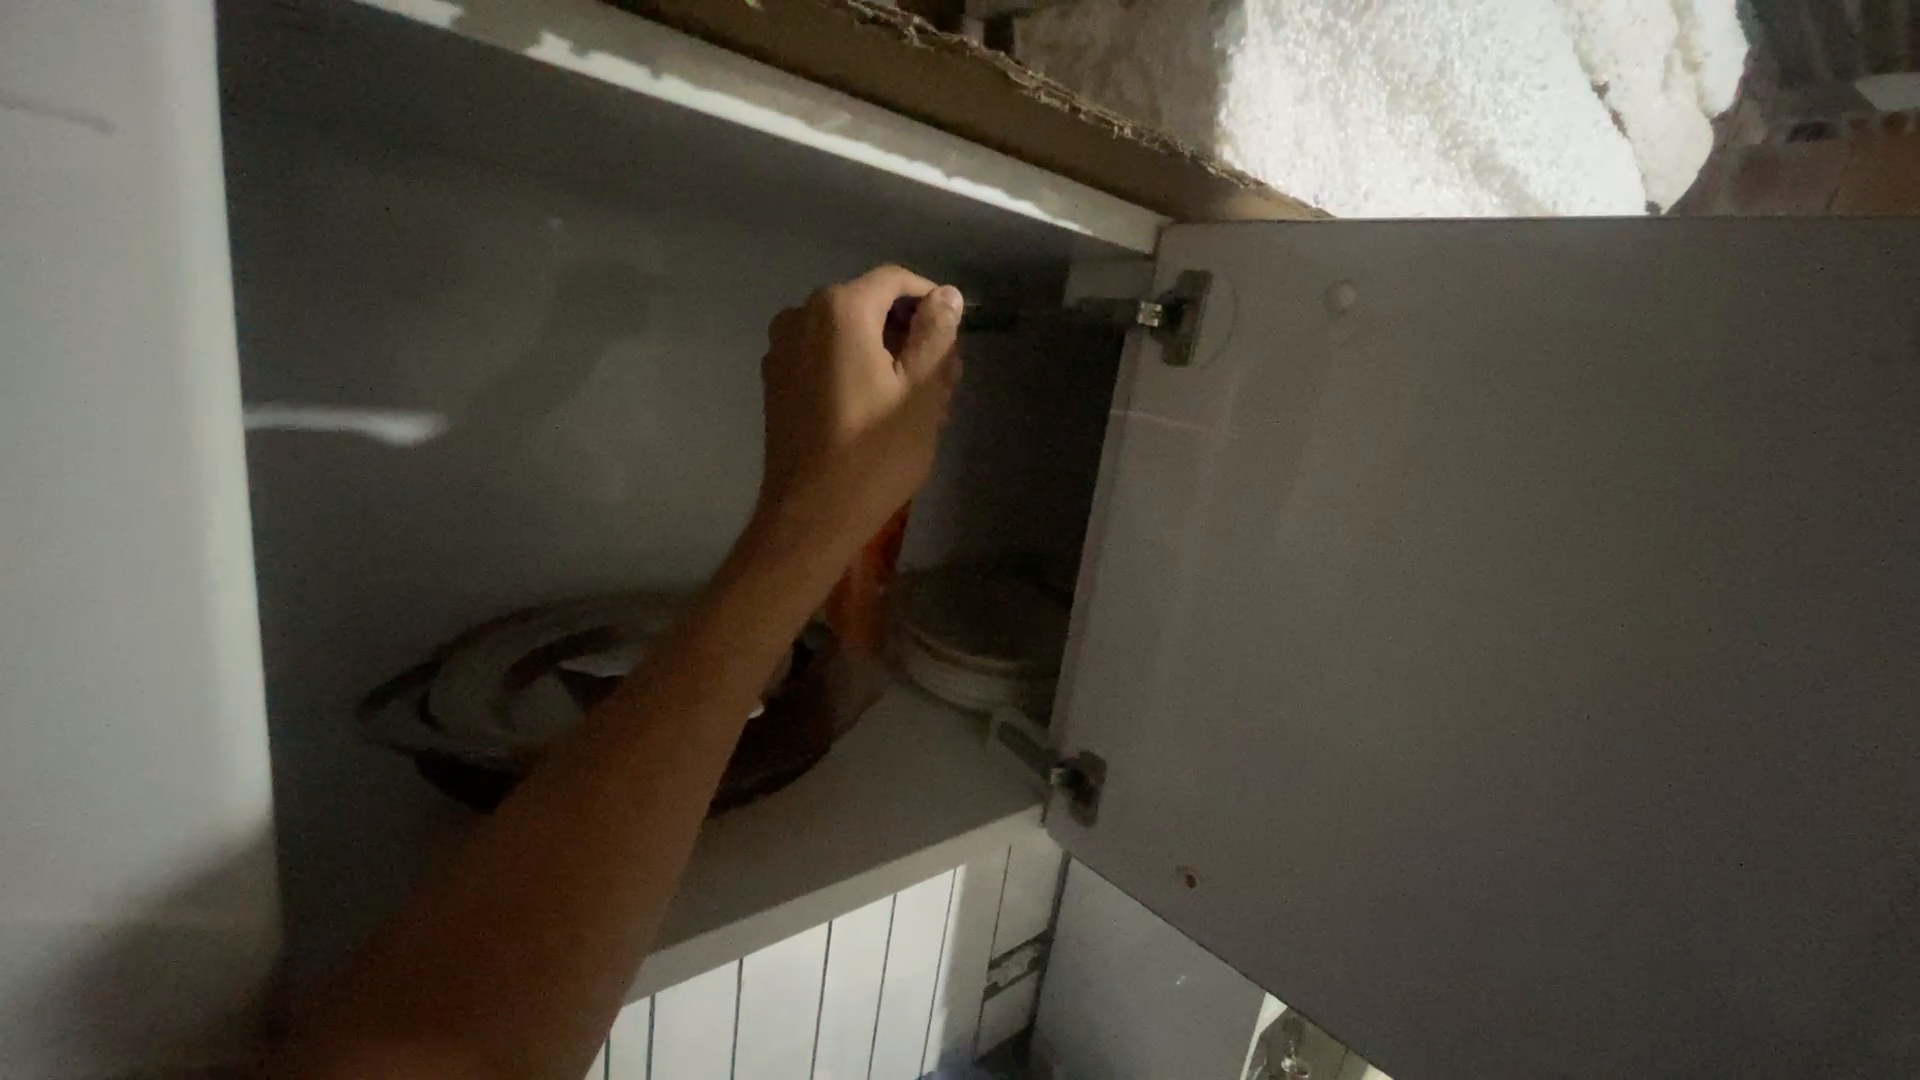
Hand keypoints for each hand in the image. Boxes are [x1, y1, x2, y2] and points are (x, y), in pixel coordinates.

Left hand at [752, 264, 962, 562]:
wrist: (811, 515)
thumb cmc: (875, 453)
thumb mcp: (922, 391)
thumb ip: (936, 333)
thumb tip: (945, 294)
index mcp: (840, 309)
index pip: (895, 281)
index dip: (932, 302)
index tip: (955, 340)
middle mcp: (801, 316)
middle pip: (870, 307)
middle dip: (910, 335)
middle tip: (944, 383)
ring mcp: (782, 350)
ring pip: (848, 336)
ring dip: (885, 357)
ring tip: (917, 403)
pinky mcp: (776, 383)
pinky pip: (825, 360)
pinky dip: (855, 371)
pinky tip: (878, 411)